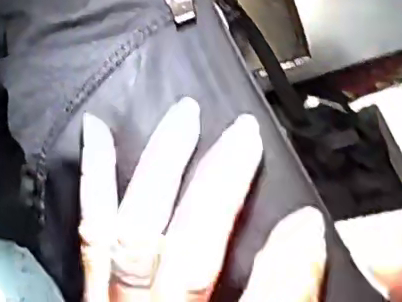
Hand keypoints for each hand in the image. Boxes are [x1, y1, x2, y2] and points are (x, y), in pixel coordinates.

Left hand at [79, 97, 327, 301]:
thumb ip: (281, 298)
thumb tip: (307, 247)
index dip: (288, 271)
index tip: (311, 219)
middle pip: (188, 258)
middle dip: (216, 187)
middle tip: (243, 133)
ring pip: (133, 232)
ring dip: (160, 166)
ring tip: (183, 117)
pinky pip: (91, 235)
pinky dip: (95, 178)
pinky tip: (96, 133)